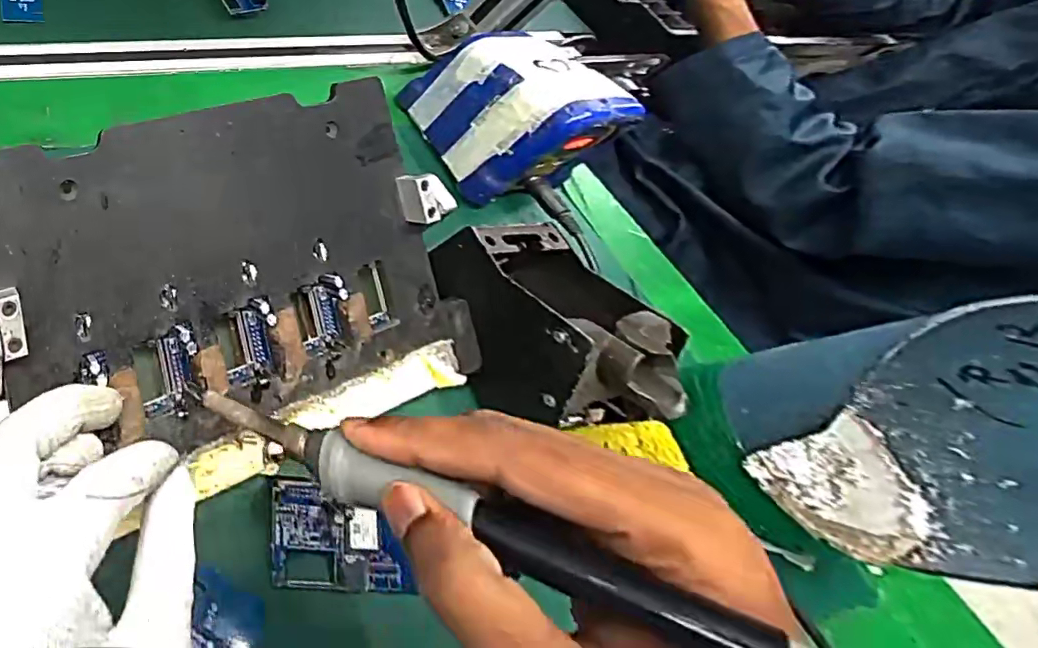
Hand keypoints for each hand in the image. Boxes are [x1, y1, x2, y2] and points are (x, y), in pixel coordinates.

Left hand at [0, 385, 195, 647]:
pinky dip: (13, 474)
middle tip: (111, 406)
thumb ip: (169, 554)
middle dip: (67, 409)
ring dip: (36, 439)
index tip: (169, 460)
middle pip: (12, 445)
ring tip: (86, 443)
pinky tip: (53, 487)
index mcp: (35, 583)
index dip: (146, 462)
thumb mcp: (151, 646)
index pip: (98, 485)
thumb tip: (176, 484)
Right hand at [344, 412, 798, 647]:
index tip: (360, 437)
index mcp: (677, 527)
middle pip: (520, 445)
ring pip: (523, 455)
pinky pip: (540, 480)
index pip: (522, 455)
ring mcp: (653, 496)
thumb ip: (482, 601)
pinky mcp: (633, 510)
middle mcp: (666, 491)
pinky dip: (485, 488)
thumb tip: (406, 504)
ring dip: (453, 467)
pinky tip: (454, 502)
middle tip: (363, 460)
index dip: (430, 441)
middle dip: (433, 451)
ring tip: (396, 476)